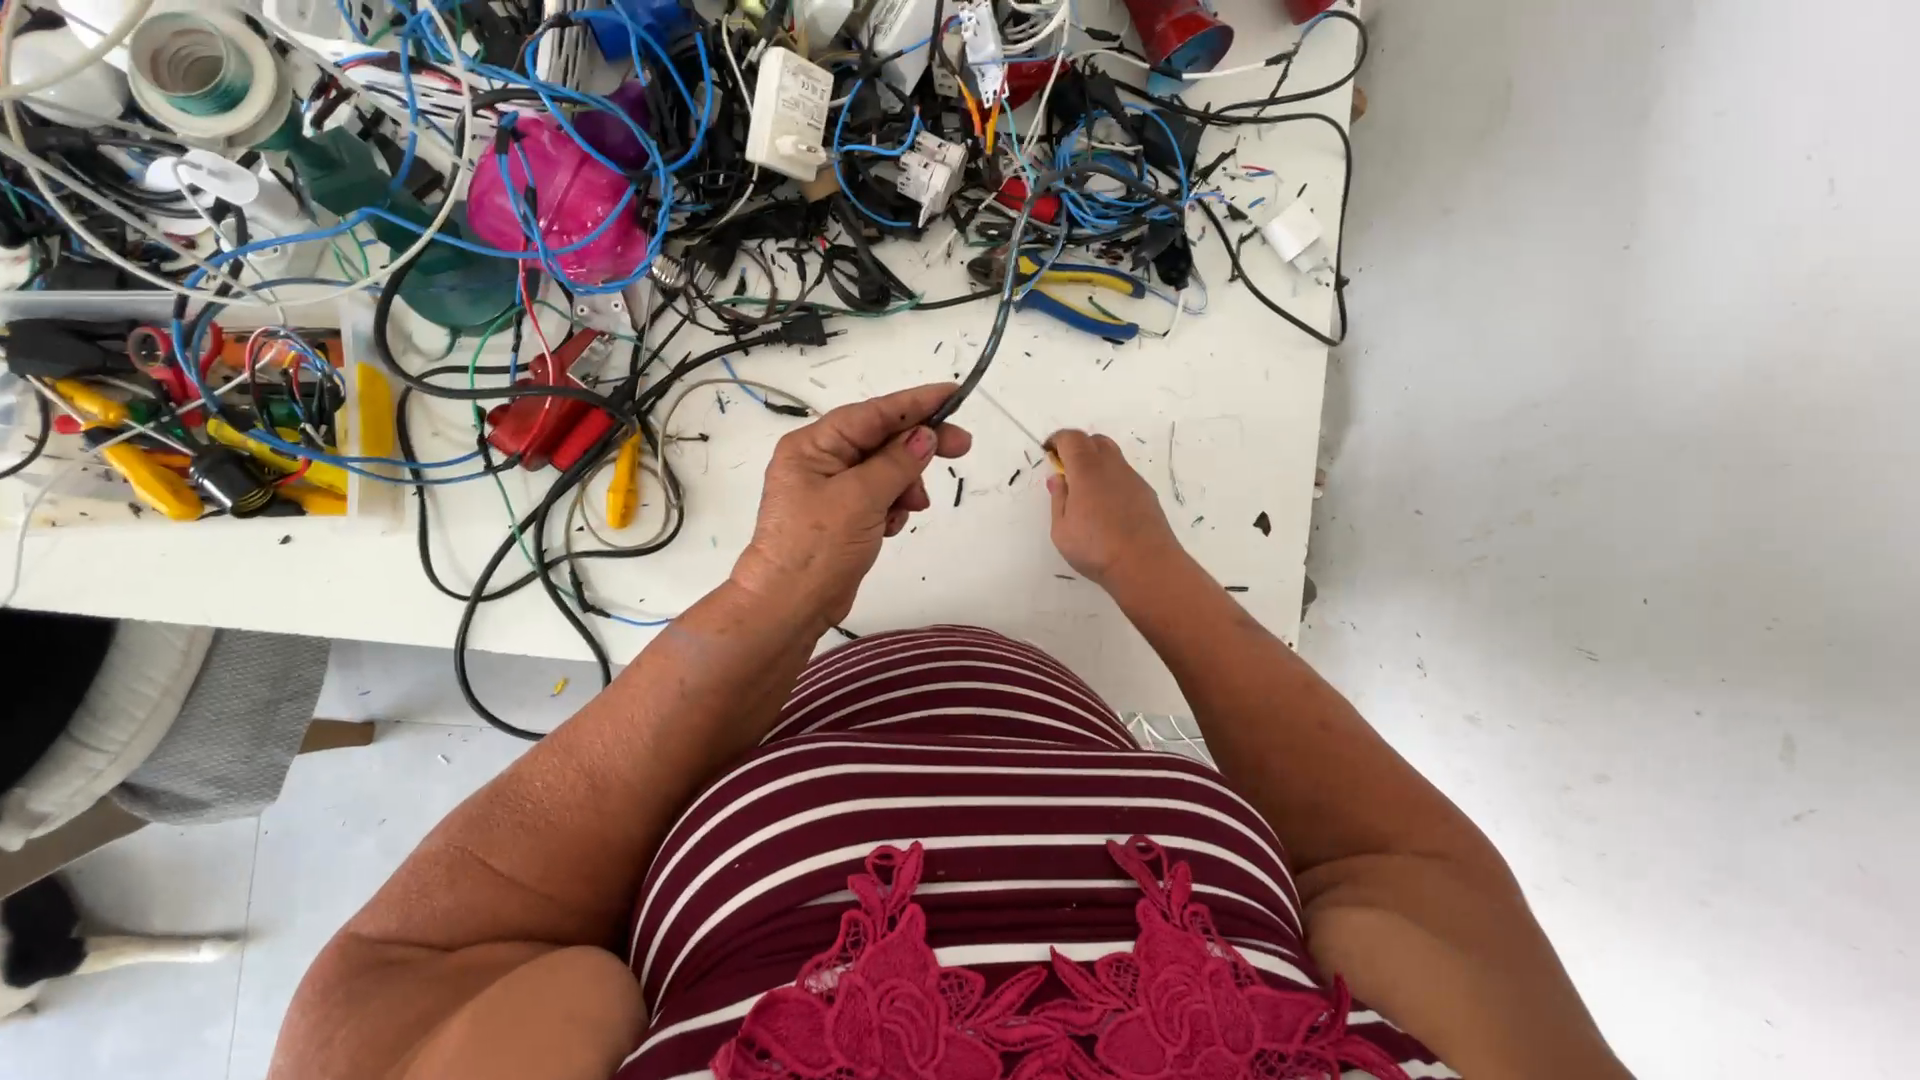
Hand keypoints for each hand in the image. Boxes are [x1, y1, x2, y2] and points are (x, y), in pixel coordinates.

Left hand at [731, 383, 970, 628]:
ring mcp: (830, 490)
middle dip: (917, 448)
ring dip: (905, 485)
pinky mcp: (841, 517)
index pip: (872, 413)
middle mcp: (819, 461)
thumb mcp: (861, 498)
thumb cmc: (817, 547)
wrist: (789, 606)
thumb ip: (897, 462)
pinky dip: (892, 507)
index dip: (915, 403)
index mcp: (813, 445)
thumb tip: (925, 436)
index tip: (953, 394)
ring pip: (884, 471)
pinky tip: (891, 526)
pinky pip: (878, 497)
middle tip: (962, 447)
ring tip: (910, 508)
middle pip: (880, 440)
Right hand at [1045, 429, 1186, 589]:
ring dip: (1096, 463)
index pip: (1072, 438)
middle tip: (1066, 469)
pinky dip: (1111, 479)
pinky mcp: (1146, 494)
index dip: (1058, 440)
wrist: (1146, 565)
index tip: (1048, 453)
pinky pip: (1124, 476)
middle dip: (1077, 447)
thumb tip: (1058, 478)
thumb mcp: (1062, 529)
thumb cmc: (1096, 549)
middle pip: (1095, 441)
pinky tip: (1107, 506)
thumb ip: (1058, 499)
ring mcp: (1133, 479)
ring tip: (1085, 491)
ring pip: (1113, 457)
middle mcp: (1112, 467)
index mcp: (1086, 470)